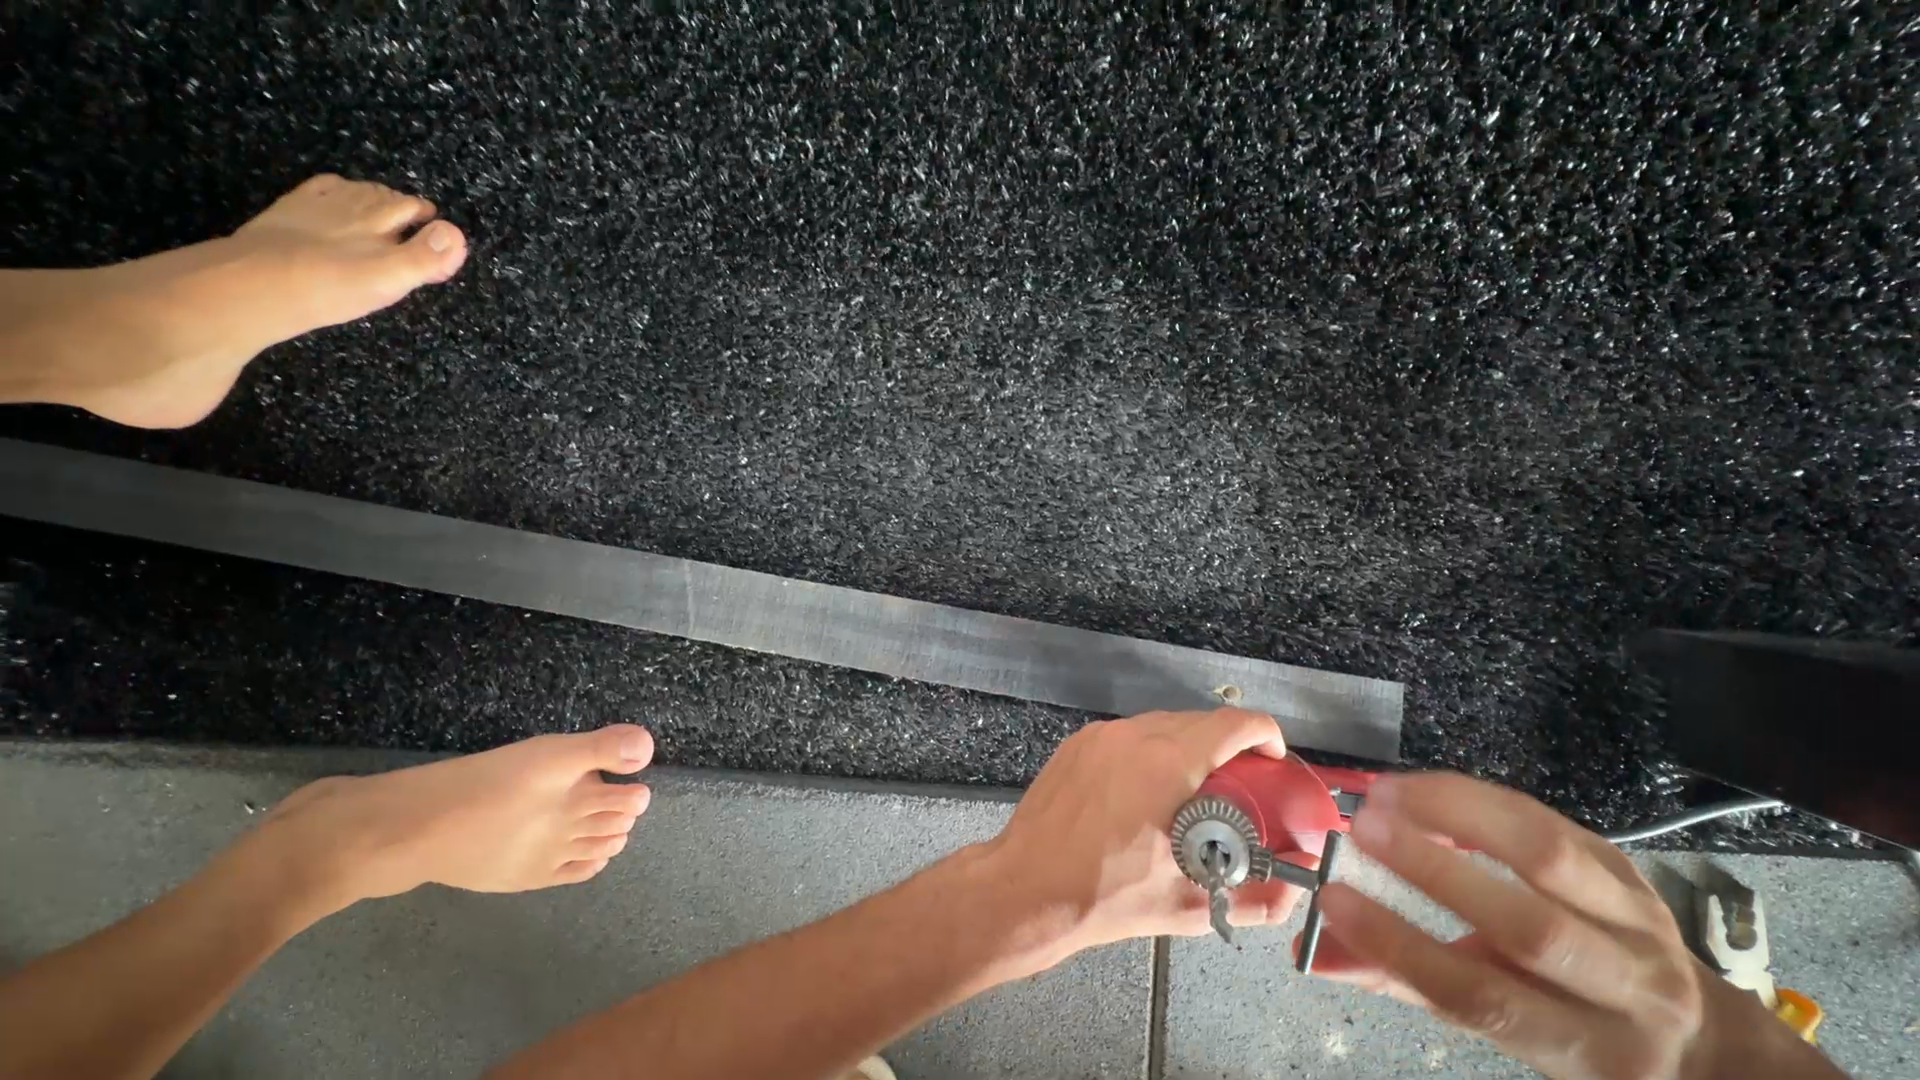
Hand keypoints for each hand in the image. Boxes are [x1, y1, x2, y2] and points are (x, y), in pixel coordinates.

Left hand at [984, 707, 1310, 961]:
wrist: (1025, 889)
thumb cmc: (1104, 895)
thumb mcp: (1187, 904)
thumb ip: (1254, 897)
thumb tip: (1293, 892)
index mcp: (1166, 763)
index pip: (1232, 724)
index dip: (1264, 735)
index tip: (1275, 760)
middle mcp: (1133, 736)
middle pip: (1198, 721)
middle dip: (1227, 747)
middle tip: (1241, 786)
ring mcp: (1099, 737)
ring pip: (1160, 725)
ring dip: (1186, 748)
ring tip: (1194, 791)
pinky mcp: (1076, 746)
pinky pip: (1127, 737)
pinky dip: (1148, 753)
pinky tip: (1147, 792)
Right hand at [1303, 772, 1844, 1079]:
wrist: (1697, 1033)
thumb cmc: (1571, 1033)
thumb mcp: (1498, 1030)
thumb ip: (1404, 985)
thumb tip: (1311, 954)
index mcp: (1585, 1048)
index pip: (1483, 997)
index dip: (1400, 946)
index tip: (1332, 898)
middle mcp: (1627, 988)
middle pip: (1530, 927)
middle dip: (1434, 870)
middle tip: (1361, 828)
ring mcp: (1636, 919)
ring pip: (1550, 856)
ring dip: (1458, 813)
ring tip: (1386, 793)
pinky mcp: (1624, 864)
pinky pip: (1547, 819)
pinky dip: (1476, 798)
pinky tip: (1422, 788)